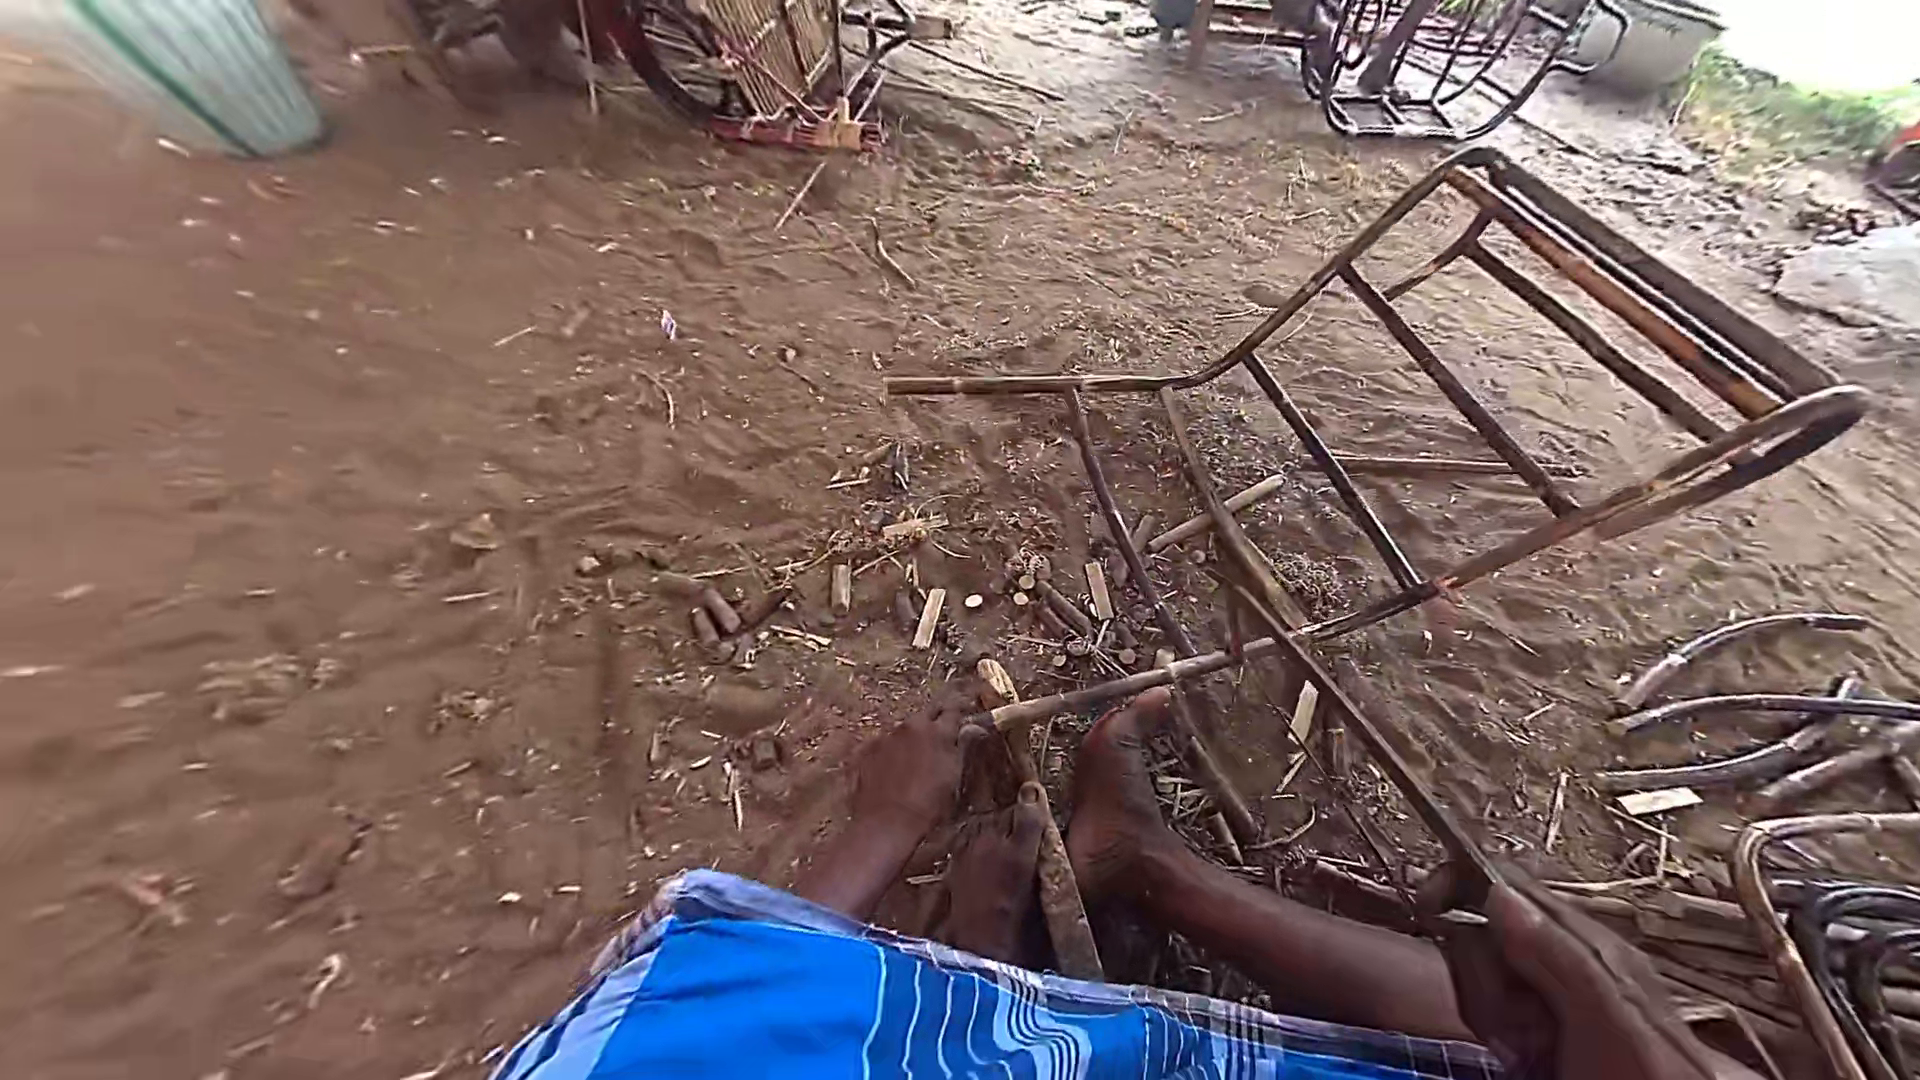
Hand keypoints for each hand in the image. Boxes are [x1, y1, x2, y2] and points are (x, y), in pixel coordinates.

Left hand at [848, 687, 986, 837]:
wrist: (886, 822)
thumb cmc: (928, 804)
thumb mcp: (953, 777)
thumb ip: (959, 748)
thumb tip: (968, 730)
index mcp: (938, 731)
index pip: (952, 710)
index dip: (957, 713)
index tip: (960, 717)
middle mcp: (912, 726)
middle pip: (927, 715)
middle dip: (933, 723)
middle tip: (938, 738)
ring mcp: (888, 735)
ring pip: (904, 729)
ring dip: (911, 738)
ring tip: (913, 760)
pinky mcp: (868, 749)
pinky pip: (884, 743)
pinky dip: (890, 751)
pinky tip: (891, 769)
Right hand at [1429, 867, 1725, 1079]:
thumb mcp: (1615, 1030)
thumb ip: (1563, 961)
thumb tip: (1498, 891)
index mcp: (1589, 944)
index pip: (1505, 880)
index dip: (1458, 882)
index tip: (1429, 907)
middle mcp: (1560, 957)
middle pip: (1478, 925)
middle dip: (1479, 970)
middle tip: (1512, 1017)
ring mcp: (1541, 990)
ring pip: (1471, 959)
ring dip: (1482, 1001)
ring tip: (1524, 1044)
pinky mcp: (1523, 1018)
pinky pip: (1476, 995)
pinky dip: (1484, 1021)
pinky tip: (1515, 1049)